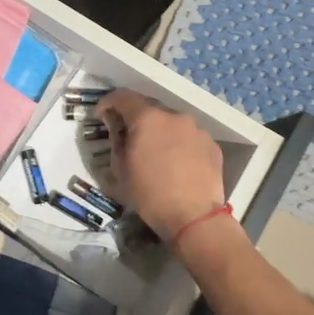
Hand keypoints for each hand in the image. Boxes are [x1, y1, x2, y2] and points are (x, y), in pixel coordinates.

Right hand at [97, 90, 225, 239]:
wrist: (194, 218)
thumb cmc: (149, 194)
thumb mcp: (120, 170)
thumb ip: (115, 139)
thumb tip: (115, 123)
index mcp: (147, 118)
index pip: (123, 97)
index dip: (108, 103)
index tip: (101, 116)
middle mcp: (174, 116)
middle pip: (149, 108)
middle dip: (135, 119)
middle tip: (128, 137)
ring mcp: (197, 129)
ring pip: (171, 123)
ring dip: (159, 131)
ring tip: (155, 153)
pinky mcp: (212, 145)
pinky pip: (189, 137)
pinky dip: (178, 144)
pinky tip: (176, 164)